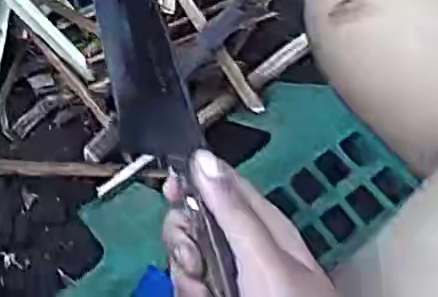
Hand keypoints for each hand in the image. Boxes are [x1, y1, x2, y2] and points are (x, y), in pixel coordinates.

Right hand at [162, 150, 337, 296]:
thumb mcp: (265, 263)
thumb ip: (232, 210)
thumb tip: (201, 155)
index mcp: (267, 229)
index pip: (222, 181)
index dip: (192, 178)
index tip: (170, 190)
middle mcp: (247, 249)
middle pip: (195, 217)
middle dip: (184, 238)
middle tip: (193, 261)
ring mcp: (235, 280)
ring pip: (187, 253)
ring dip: (185, 274)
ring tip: (204, 295)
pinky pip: (189, 284)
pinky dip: (189, 293)